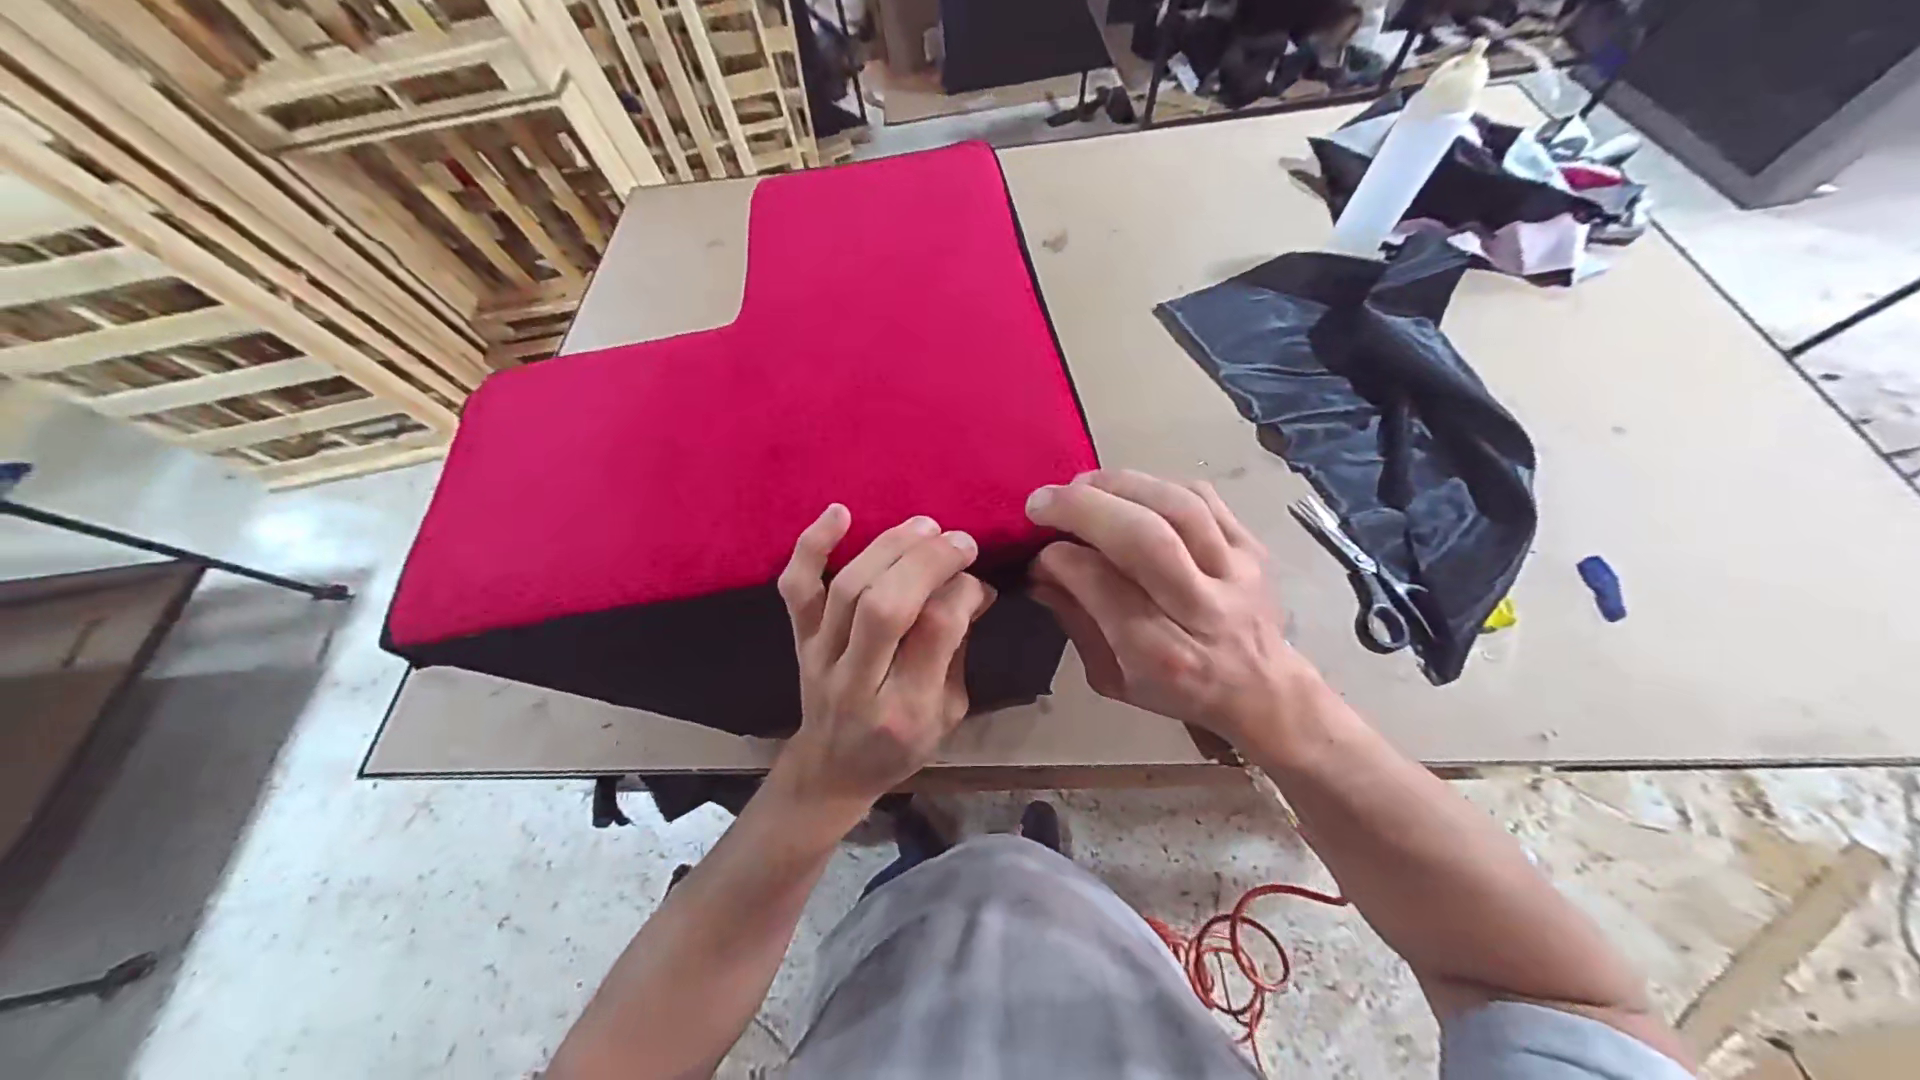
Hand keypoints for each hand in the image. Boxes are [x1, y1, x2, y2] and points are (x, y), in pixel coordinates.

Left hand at [770, 506, 995, 813]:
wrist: (832, 767)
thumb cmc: (901, 747)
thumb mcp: (949, 714)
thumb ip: (958, 650)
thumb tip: (971, 585)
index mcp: (906, 710)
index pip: (935, 632)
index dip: (962, 593)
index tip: (977, 580)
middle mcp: (856, 681)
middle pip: (885, 606)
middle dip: (928, 563)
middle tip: (960, 541)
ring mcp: (819, 655)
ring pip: (847, 589)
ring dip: (889, 547)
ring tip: (926, 527)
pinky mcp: (797, 637)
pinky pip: (796, 588)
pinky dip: (812, 546)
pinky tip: (840, 512)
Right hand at [1026, 470, 1315, 746]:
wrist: (1261, 687)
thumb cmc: (1176, 689)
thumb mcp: (1111, 676)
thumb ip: (1076, 620)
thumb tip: (1040, 569)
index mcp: (1161, 654)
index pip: (1104, 588)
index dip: (1062, 559)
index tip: (1038, 552)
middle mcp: (1203, 609)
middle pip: (1146, 540)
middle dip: (1084, 510)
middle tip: (1042, 502)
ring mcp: (1236, 571)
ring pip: (1178, 507)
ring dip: (1119, 486)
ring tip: (1080, 485)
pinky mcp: (1252, 545)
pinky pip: (1204, 496)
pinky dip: (1157, 484)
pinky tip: (1128, 490)